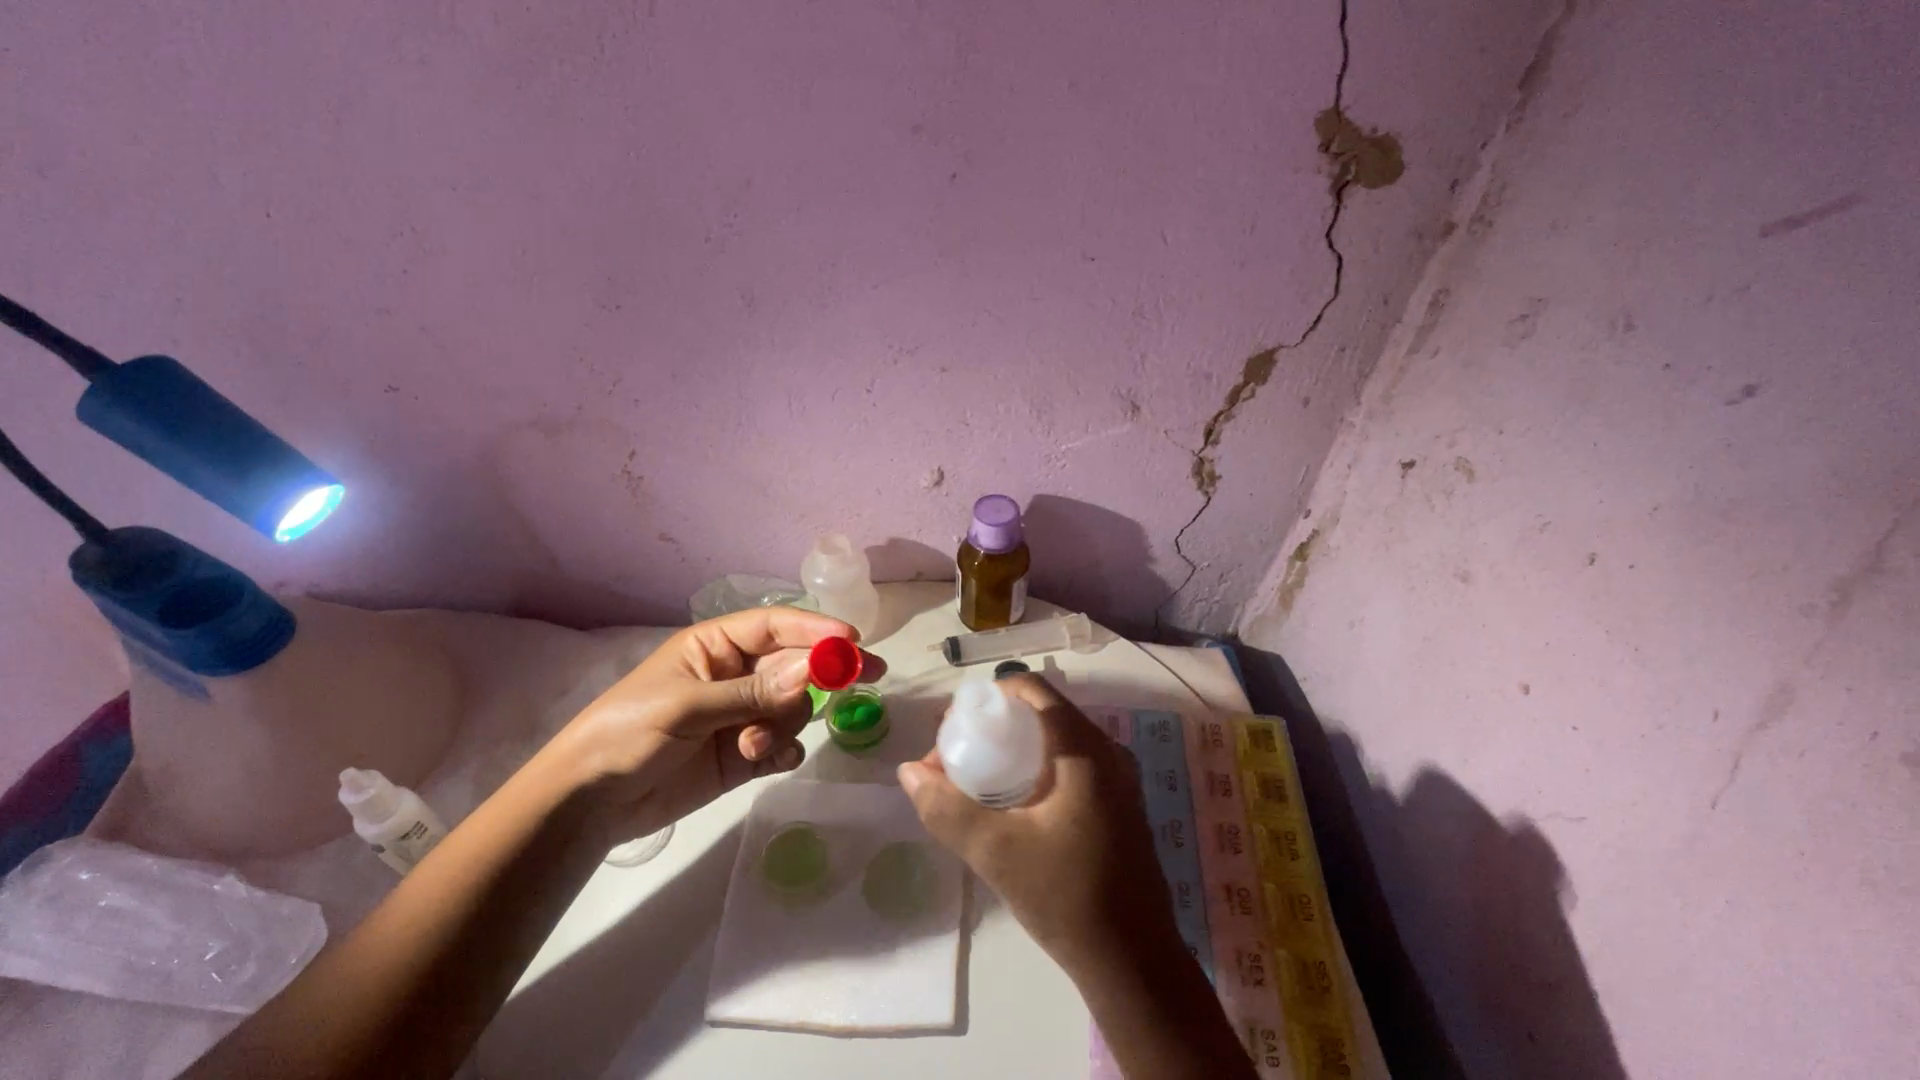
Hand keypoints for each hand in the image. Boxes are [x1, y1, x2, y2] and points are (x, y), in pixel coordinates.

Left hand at [543, 607, 882, 843]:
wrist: (592, 801)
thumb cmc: (628, 732)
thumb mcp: (687, 705)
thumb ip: (751, 692)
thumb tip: (810, 675)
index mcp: (714, 647)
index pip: (775, 626)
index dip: (815, 630)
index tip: (853, 642)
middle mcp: (734, 676)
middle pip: (795, 666)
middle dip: (824, 674)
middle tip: (869, 677)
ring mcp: (741, 717)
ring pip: (794, 709)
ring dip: (785, 725)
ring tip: (752, 746)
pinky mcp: (743, 756)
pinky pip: (784, 746)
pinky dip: (784, 752)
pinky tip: (767, 761)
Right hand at [897, 674, 1175, 974]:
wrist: (1134, 961)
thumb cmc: (1067, 897)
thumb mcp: (995, 852)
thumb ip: (946, 808)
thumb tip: (909, 771)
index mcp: (1086, 749)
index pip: (1032, 690)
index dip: (987, 699)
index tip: (953, 732)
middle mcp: (1109, 752)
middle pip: (1041, 715)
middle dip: (993, 729)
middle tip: (956, 763)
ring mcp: (1119, 781)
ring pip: (1056, 744)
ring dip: (1013, 754)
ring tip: (976, 787)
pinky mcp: (1119, 807)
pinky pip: (1070, 768)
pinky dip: (1035, 773)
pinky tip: (1011, 810)